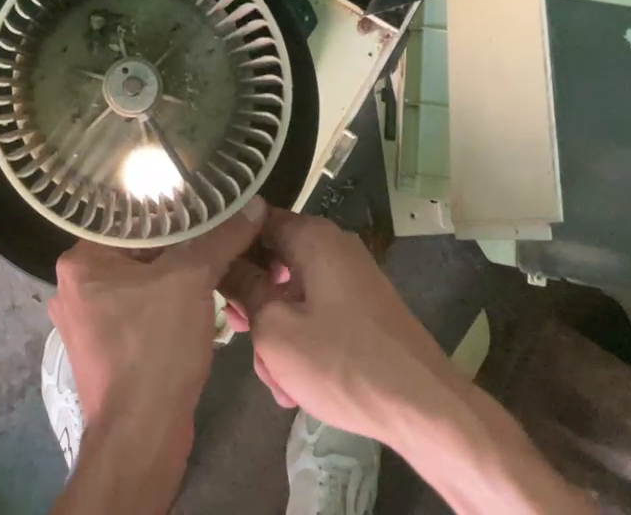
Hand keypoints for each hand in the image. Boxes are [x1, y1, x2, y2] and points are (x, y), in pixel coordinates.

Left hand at [49, 197, 266, 431]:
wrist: (141, 436)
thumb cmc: (155, 347)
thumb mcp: (191, 281)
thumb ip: (219, 239)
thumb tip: (251, 205)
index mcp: (79, 260)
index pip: (129, 220)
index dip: (173, 215)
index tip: (208, 211)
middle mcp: (73, 286)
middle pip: (137, 252)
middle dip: (181, 254)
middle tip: (220, 245)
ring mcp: (86, 322)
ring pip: (142, 285)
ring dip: (179, 283)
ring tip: (218, 276)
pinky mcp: (104, 350)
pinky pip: (140, 313)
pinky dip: (168, 309)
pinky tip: (200, 310)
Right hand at [219, 208, 466, 439]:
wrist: (425, 409)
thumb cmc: (342, 362)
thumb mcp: (275, 329)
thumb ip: (242, 288)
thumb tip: (220, 262)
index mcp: (312, 237)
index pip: (252, 220)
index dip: (225, 246)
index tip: (205, 277)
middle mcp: (333, 247)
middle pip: (272, 260)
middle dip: (251, 302)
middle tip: (241, 339)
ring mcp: (350, 278)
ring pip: (291, 293)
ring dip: (275, 332)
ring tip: (277, 380)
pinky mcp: (362, 308)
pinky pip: (316, 312)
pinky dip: (301, 341)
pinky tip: (296, 385)